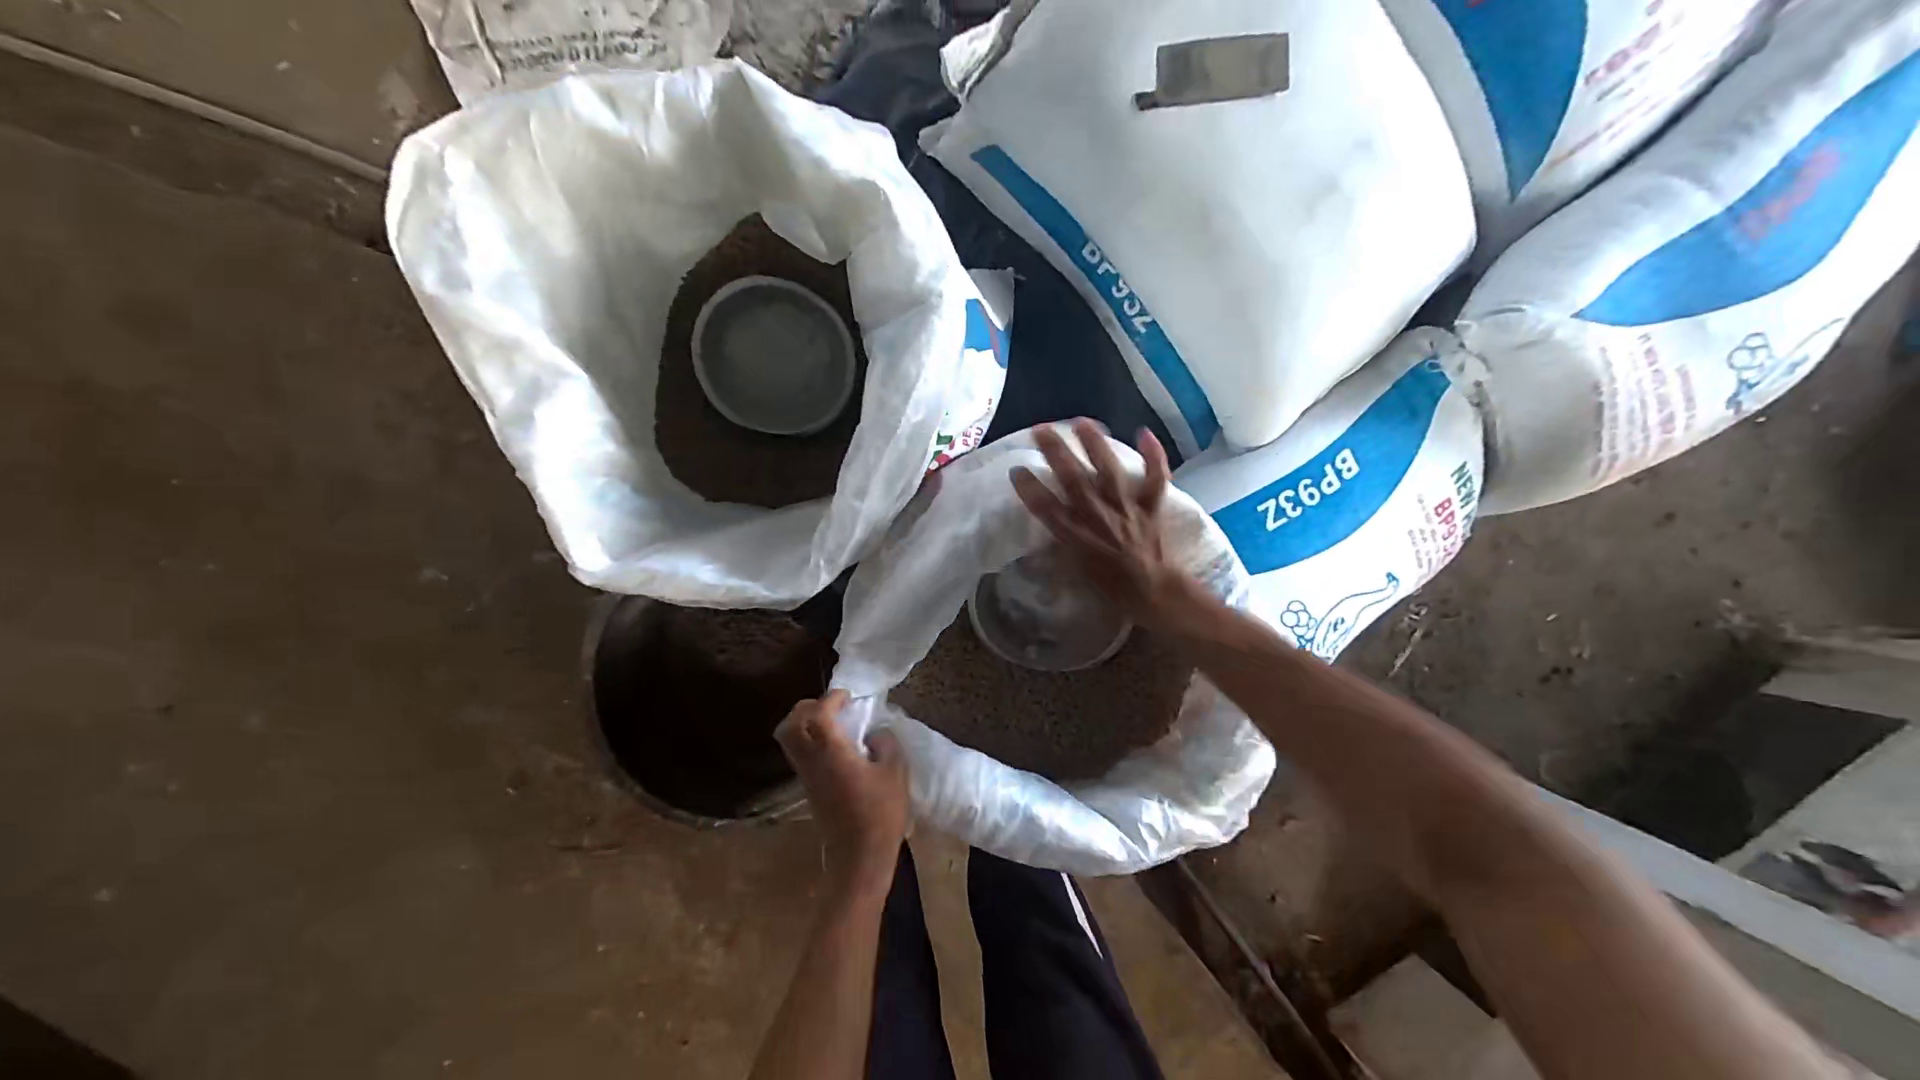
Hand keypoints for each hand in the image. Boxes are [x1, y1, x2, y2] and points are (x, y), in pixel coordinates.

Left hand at [776, 690, 908, 899]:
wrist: (860, 857)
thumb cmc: (881, 813)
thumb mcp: (895, 772)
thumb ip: (886, 744)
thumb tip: (874, 734)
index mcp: (831, 752)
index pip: (817, 714)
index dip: (830, 699)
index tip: (848, 697)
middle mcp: (812, 761)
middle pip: (790, 724)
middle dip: (808, 708)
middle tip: (833, 707)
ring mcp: (806, 776)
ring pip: (789, 740)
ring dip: (805, 724)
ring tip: (834, 724)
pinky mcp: (809, 789)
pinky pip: (799, 754)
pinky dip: (810, 740)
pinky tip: (836, 746)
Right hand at [1010, 419, 1201, 629]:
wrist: (1152, 593)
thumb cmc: (1109, 587)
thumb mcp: (1074, 571)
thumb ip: (1058, 546)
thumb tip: (1040, 530)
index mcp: (1076, 537)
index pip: (1047, 509)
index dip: (1029, 489)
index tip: (1015, 469)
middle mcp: (1098, 519)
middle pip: (1074, 482)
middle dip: (1056, 454)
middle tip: (1041, 429)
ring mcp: (1126, 510)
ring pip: (1109, 474)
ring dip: (1095, 446)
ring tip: (1082, 422)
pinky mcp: (1151, 507)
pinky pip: (1155, 480)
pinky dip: (1153, 456)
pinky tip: (1143, 431)